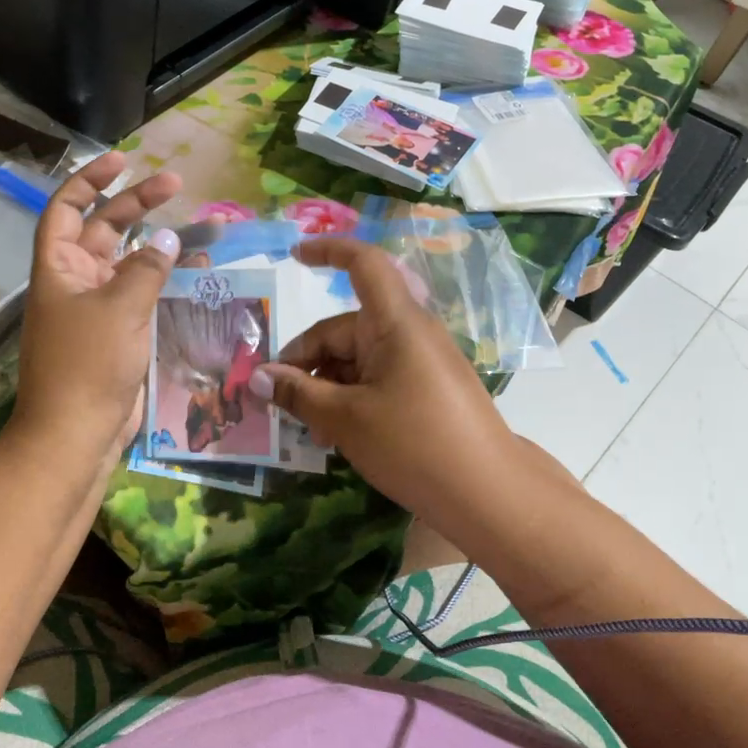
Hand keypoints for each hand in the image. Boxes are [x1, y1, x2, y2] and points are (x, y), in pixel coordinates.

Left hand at [11, 152, 181, 464]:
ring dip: (156, 243)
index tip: (122, 161)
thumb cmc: (86, 364)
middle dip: (136, 204)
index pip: (67, 208)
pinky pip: (140, 293)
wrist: (75, 434)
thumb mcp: (118, 308)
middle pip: (104, 228)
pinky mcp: (117, 332)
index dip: (89, 180)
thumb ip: (146, 269)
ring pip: (128, 261)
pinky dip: (163, 278)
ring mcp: (97, 307)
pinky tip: (193, 268)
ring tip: (197, 224)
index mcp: (58, 266)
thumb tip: (168, 240)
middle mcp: (75, 279)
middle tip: (176, 185)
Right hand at [253, 237, 520, 528]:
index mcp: (395, 323)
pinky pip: (377, 379)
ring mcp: (421, 362)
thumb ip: (297, 394)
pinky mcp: (427, 390)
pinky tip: (335, 434)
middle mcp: (410, 333)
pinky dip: (351, 398)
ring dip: (327, 386)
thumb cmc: (414, 444)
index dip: (328, 251)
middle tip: (280, 403)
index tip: (294, 257)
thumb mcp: (344, 419)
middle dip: (308, 362)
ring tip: (310, 431)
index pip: (363, 264)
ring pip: (357, 359)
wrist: (490, 496)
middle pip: (344, 329)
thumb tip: (257, 378)